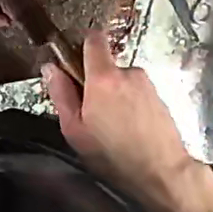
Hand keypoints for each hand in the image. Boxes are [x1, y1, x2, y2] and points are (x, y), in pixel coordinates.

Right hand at [44, 34, 201, 211]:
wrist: (162, 172)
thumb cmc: (114, 155)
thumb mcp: (75, 129)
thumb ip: (61, 94)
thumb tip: (50, 69)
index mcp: (104, 77)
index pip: (93, 39)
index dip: (82, 47)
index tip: (74, 64)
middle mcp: (129, 73)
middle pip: (106, 66)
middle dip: (96, 83)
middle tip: (90, 112)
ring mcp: (147, 84)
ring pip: (121, 82)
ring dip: (114, 97)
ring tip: (112, 127)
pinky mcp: (159, 97)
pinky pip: (136, 94)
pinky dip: (130, 106)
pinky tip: (128, 130)